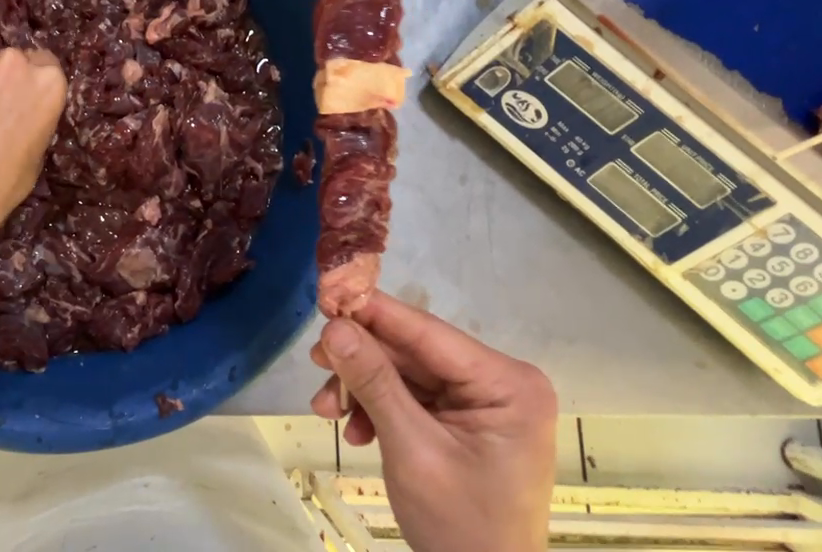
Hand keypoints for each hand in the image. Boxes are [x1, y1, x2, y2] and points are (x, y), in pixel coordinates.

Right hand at [310, 292, 556, 551]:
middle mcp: (499, 380)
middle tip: (315, 364)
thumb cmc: (461, 526)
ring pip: (403, 372)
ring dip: (362, 388)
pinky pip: (410, 395)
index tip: (324, 296)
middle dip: (360, 362)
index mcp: (506, 382)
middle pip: (411, 351)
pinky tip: (353, 430)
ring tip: (327, 411)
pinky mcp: (464, 419)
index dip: (372, 312)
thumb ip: (374, 382)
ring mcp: (482, 401)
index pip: (426, 331)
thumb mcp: (412, 449)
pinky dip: (377, 408)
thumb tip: (334, 325)